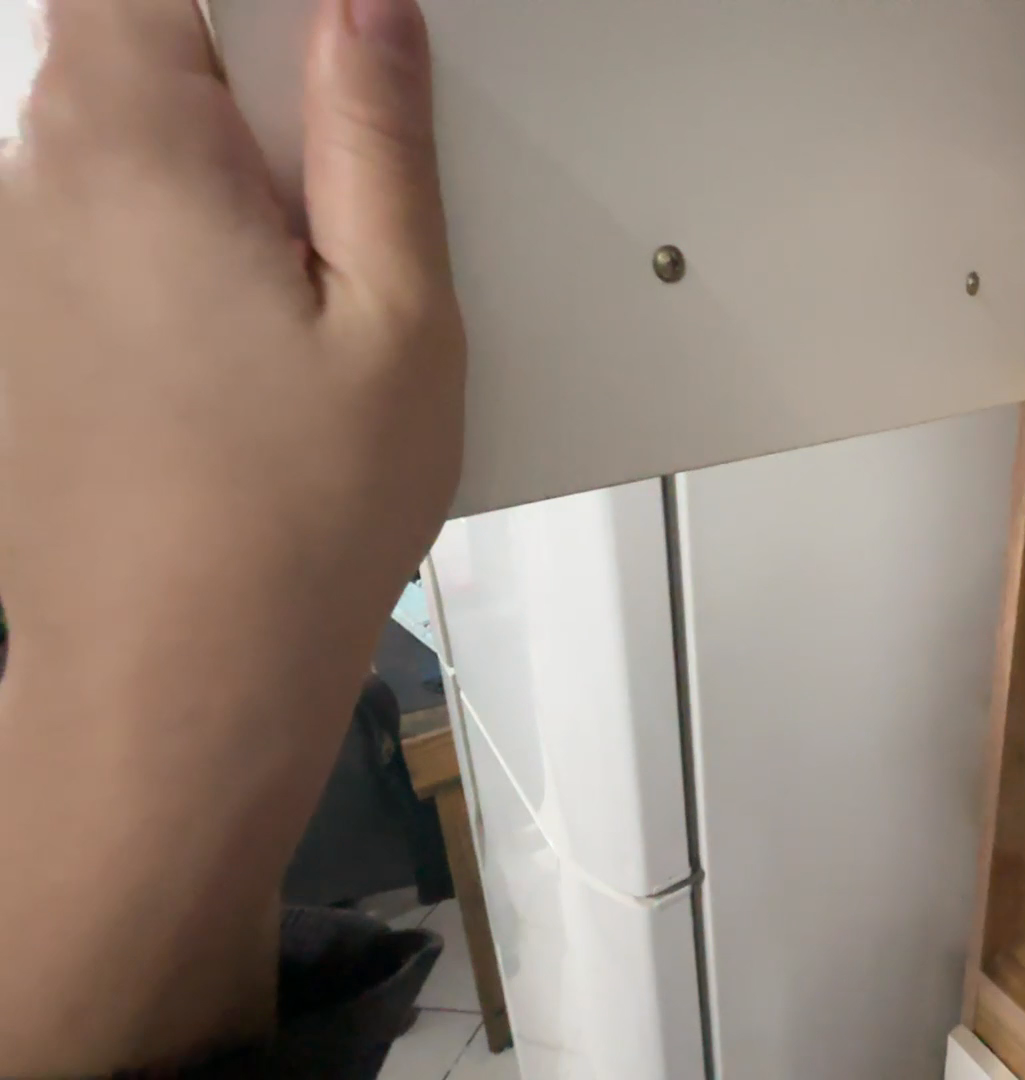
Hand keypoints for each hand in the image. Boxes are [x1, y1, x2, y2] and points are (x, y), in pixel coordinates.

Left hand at [0, 0, 461, 1069]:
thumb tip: (372, 21)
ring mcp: (40, 249)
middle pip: (159, 38)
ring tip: (359, 263)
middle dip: (292, 68)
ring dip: (276, 159)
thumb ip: (382, 155)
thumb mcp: (400, 318)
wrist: (197, 652)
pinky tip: (311, 315)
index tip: (369, 32)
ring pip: (162, 131)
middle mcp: (49, 178)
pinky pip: (149, 212)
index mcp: (138, 151)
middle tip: (391, 156)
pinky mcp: (64, 313)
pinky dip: (240, 225)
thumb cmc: (302, 504)